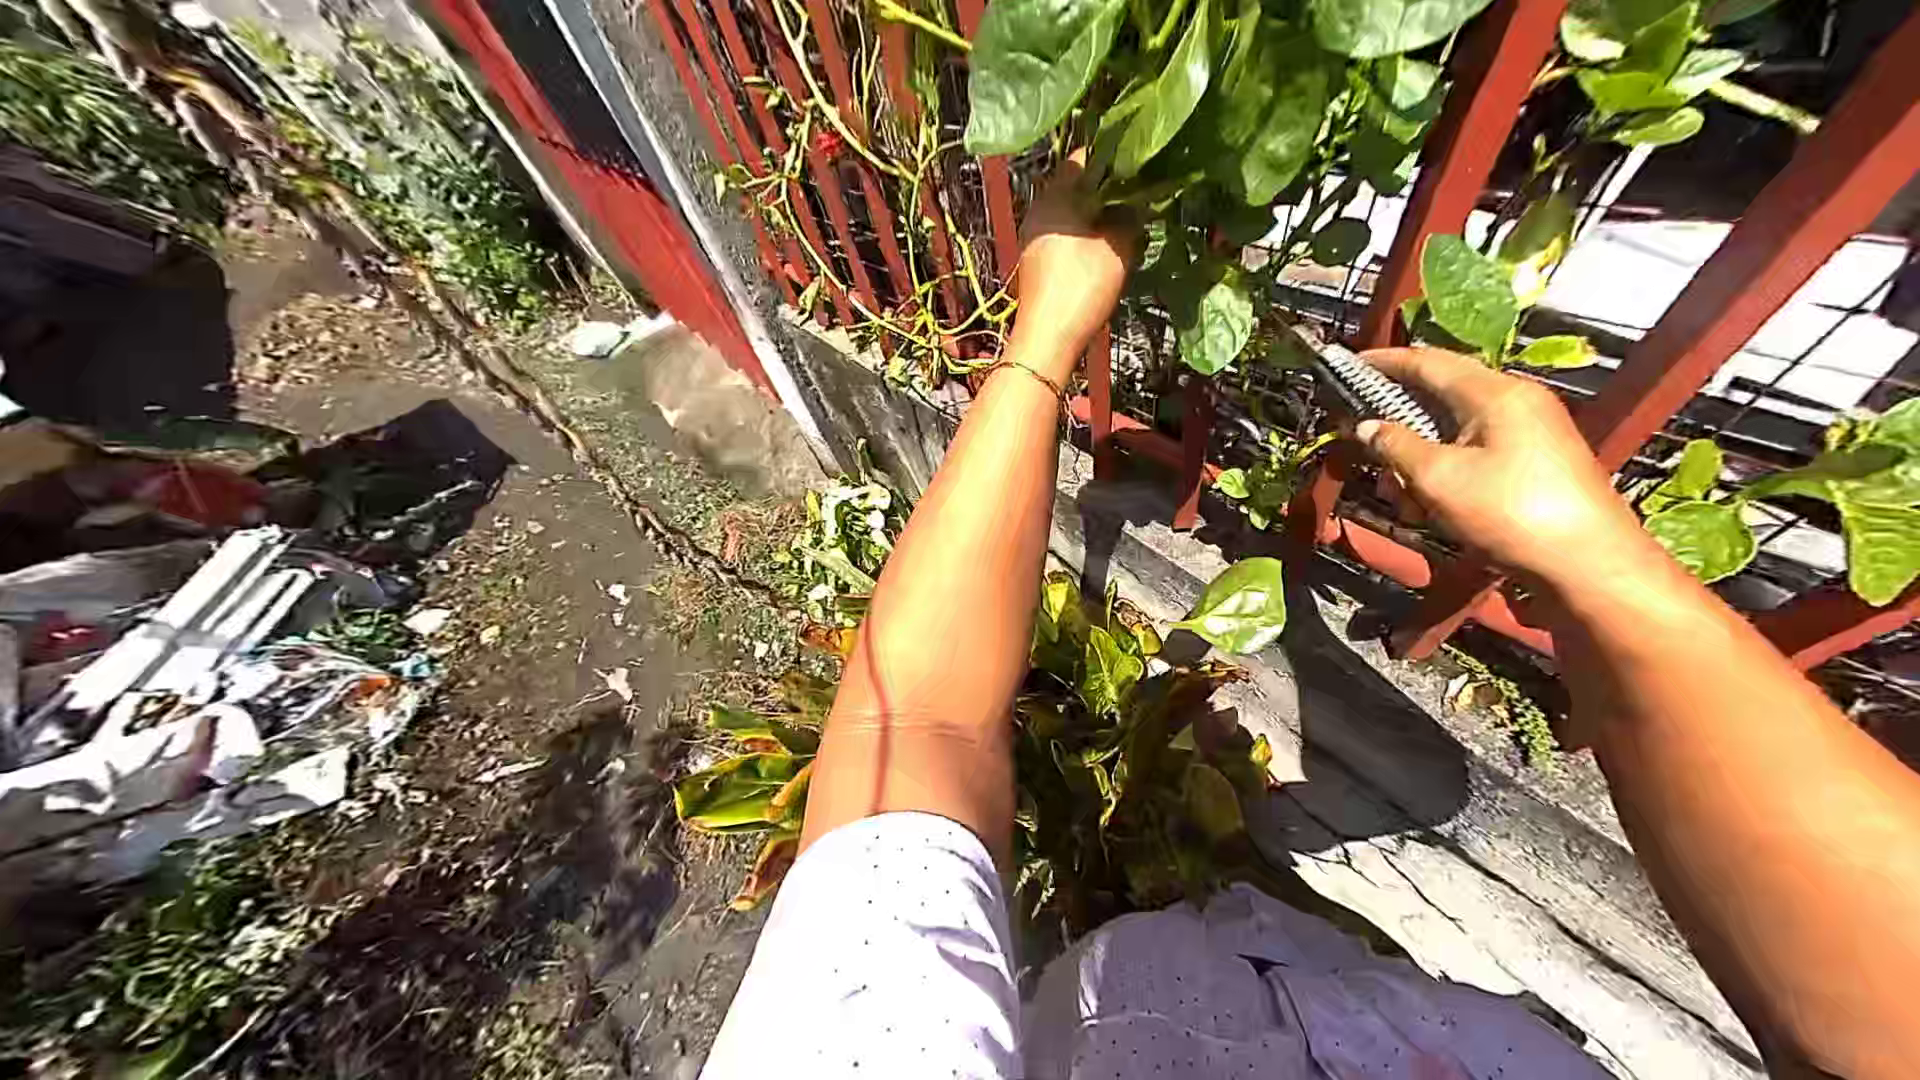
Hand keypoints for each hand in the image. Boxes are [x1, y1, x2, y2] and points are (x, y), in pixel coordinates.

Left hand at [1011, 155, 1134, 370]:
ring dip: (1100, 216)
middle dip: (1109, 188)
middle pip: (1078, 186)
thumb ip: (1131, 216)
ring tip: (1131, 223)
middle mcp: (1039, 211)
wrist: (1047, 341)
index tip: (1141, 158)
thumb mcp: (1118, 247)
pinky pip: (1066, 238)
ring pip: (1073, 215)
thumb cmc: (1080, 288)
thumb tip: (1139, 201)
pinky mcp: (1038, 264)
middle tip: (1141, 193)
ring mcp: (1035, 239)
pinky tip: (1109, 249)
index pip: (1085, 156)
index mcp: (1055, 195)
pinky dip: (1087, 237)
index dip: (1115, 155)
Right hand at [1352, 348, 1665, 594]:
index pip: (1429, 362)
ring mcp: (1524, 429)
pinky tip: (1423, 500)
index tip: (1349, 364)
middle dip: (1394, 419)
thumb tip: (1366, 427)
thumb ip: (1395, 445)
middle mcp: (1513, 401)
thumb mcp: (1437, 477)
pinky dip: (1436, 466)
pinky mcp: (1526, 457)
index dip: (1384, 362)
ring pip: (1448, 427)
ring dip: (1412, 454)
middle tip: (1359, 436)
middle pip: (1437, 394)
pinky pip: (1466, 448)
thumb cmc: (1510, 512)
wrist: (1584, 561)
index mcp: (1496, 394)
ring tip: (1396, 488)